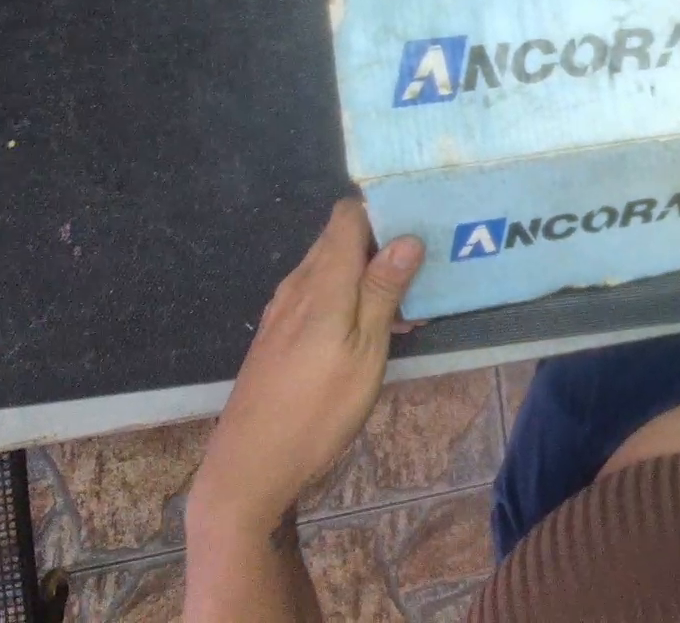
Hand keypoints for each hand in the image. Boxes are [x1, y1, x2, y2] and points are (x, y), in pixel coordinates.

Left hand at [188, 200, 424, 534]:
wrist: (248, 471)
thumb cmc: (317, 410)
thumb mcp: (364, 351)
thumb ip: (383, 291)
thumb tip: (408, 237)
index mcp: (322, 282)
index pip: (347, 215)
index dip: (383, 208)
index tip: (422, 217)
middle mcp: (298, 286)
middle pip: (342, 238)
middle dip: (386, 240)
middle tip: (432, 258)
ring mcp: (286, 311)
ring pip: (335, 267)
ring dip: (373, 271)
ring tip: (416, 296)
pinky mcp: (282, 335)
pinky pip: (324, 294)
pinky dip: (354, 296)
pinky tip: (380, 326)